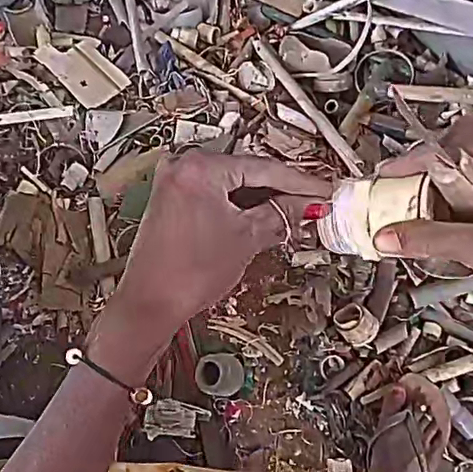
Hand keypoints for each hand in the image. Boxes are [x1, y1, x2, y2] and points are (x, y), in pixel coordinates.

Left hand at [98, 152, 328, 362]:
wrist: (150, 304)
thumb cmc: (186, 274)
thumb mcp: (245, 239)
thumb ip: (281, 215)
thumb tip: (307, 205)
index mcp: (199, 168)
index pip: (263, 167)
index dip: (299, 182)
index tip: (322, 190)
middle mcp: (183, 168)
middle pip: (246, 172)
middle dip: (281, 191)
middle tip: (312, 203)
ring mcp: (175, 185)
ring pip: (231, 186)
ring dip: (261, 200)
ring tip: (292, 216)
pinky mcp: (173, 203)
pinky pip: (215, 197)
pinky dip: (239, 208)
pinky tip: (261, 219)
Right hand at [374, 119, 472, 327]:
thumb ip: (429, 239)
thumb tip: (391, 234)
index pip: (465, 140)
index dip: (423, 158)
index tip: (396, 174)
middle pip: (467, 143)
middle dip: (433, 167)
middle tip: (411, 188)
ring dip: (445, 181)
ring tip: (429, 206)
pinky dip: (458, 194)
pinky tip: (448, 217)